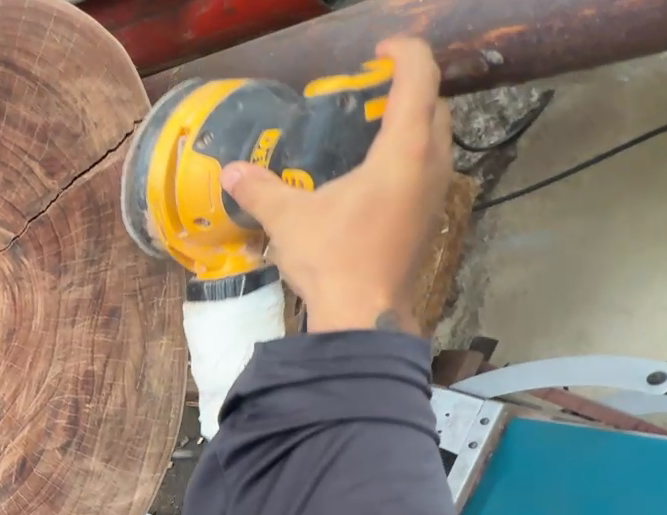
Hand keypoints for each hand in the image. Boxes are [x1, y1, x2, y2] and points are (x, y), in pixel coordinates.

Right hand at [220, 37, 453, 333]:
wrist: (362, 310)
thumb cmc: (331, 256)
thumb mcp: (287, 220)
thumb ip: (260, 190)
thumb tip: (231, 171)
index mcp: (403, 151)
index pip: (418, 80)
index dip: (403, 54)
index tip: (378, 51)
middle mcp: (431, 161)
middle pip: (435, 106)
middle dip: (410, 90)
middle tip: (371, 94)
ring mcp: (435, 190)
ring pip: (435, 138)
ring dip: (411, 125)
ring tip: (371, 132)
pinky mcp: (427, 215)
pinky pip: (426, 168)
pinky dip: (406, 156)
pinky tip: (371, 176)